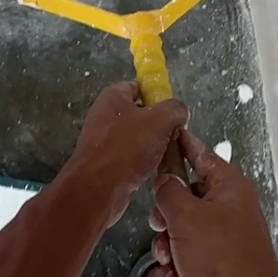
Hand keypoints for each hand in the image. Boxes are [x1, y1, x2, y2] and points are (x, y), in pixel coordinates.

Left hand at [56, 82, 189, 229]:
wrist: (97, 189)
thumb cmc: (126, 147)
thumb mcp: (160, 120)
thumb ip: (175, 109)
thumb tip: (180, 113)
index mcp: (113, 97)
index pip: (139, 87)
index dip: (158, 96)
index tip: (173, 111)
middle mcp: (105, 115)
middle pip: (141, 113)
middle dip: (160, 123)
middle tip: (174, 134)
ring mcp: (103, 141)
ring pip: (138, 137)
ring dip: (155, 145)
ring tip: (167, 154)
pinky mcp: (106, 163)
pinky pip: (131, 157)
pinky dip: (144, 162)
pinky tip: (155, 169)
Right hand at [149, 131, 277, 276]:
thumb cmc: (220, 255)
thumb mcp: (186, 217)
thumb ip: (169, 192)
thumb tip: (166, 180)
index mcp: (229, 186)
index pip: (200, 155)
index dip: (182, 145)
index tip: (168, 133)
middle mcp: (231, 206)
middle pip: (187, 198)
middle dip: (166, 218)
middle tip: (159, 230)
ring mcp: (229, 236)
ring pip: (185, 231)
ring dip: (169, 248)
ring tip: (169, 265)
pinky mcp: (224, 263)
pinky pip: (193, 257)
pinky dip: (181, 269)